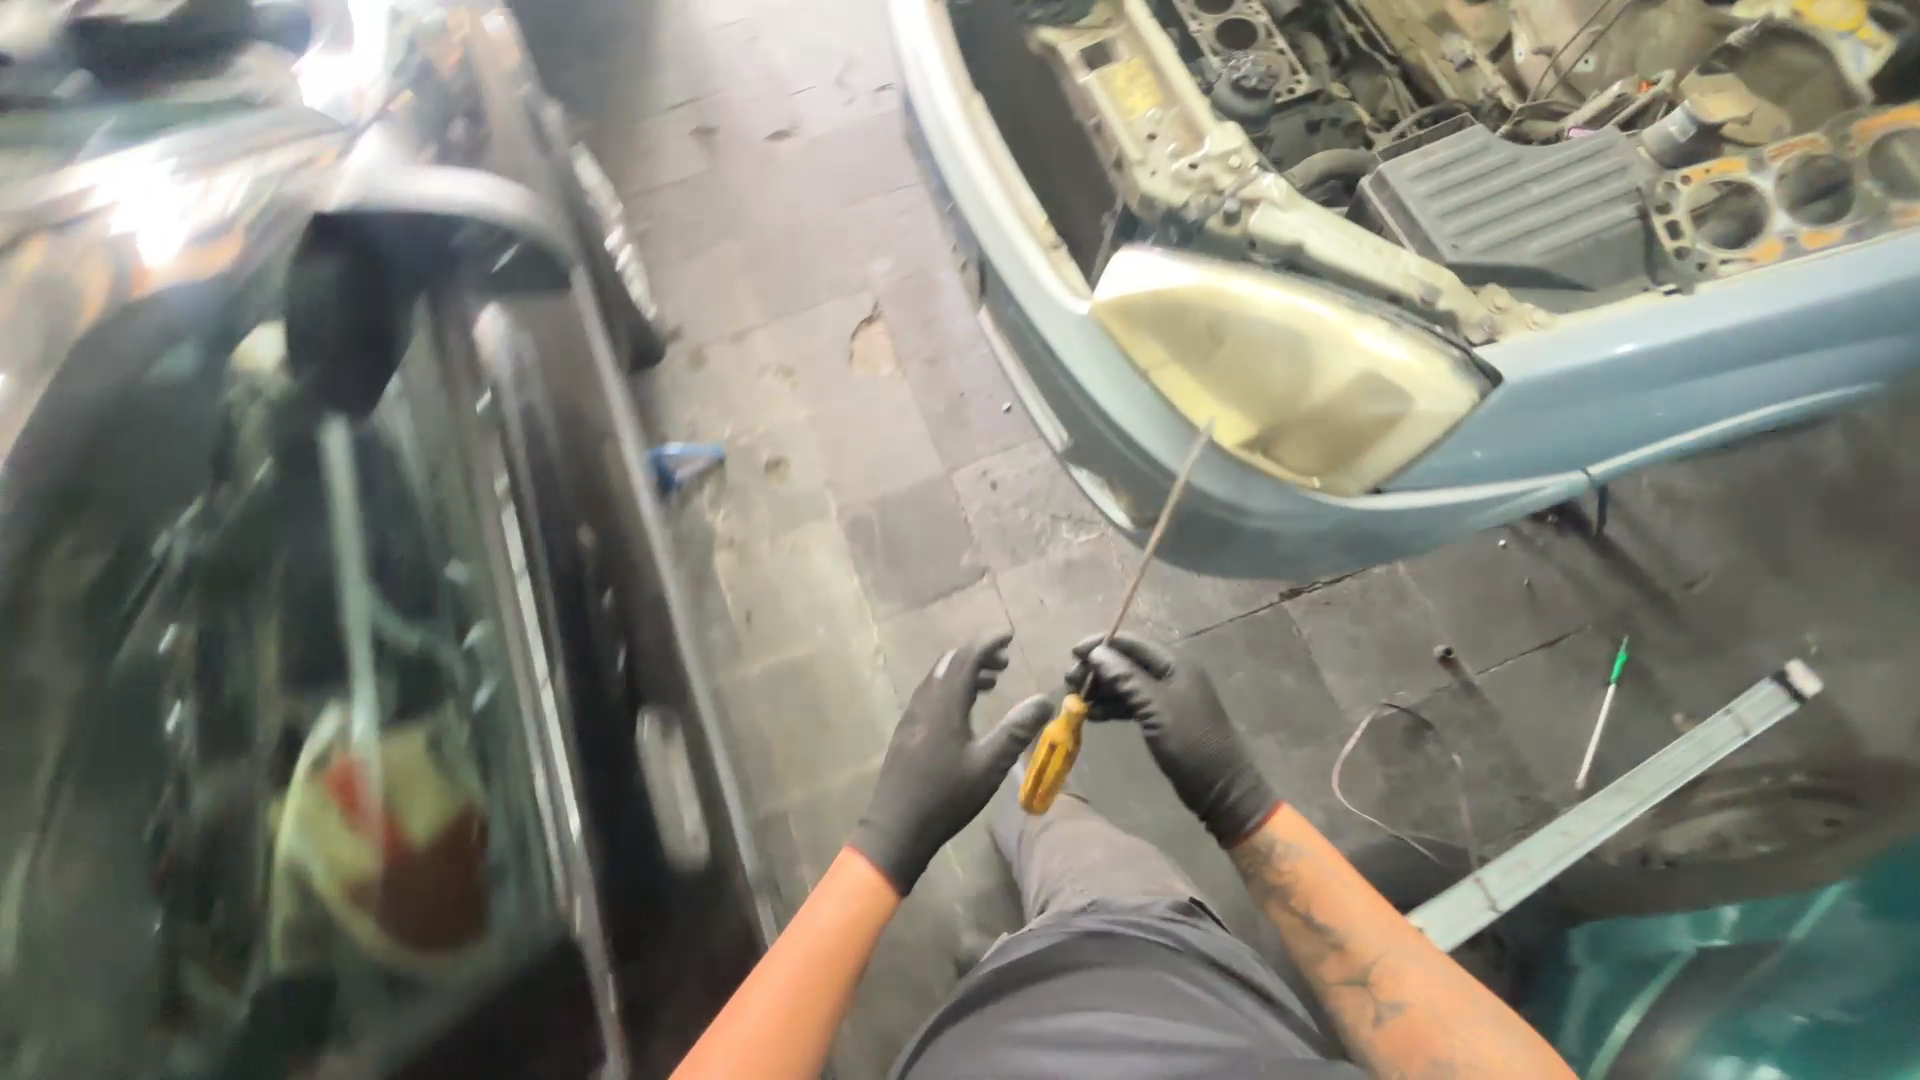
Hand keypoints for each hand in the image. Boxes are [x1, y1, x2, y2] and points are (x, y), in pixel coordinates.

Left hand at [851, 632, 1052, 893]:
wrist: (896, 827)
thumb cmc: (946, 797)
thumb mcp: (989, 765)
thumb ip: (1016, 730)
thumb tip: (1045, 700)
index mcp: (944, 704)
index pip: (966, 657)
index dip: (988, 642)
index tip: (1009, 636)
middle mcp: (925, 702)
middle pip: (950, 663)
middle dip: (977, 655)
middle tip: (1004, 662)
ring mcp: (912, 716)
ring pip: (939, 678)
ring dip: (964, 672)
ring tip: (992, 682)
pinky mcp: (907, 731)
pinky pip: (931, 693)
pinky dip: (952, 688)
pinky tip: (965, 710)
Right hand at [1068, 633, 1279, 846]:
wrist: (1221, 788)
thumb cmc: (1190, 744)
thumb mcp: (1155, 708)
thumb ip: (1125, 678)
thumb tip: (1096, 652)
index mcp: (1174, 664)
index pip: (1131, 642)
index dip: (1101, 645)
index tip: (1073, 655)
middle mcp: (1170, 674)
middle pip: (1126, 661)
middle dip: (1097, 668)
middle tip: (1070, 682)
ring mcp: (1166, 697)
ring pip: (1126, 683)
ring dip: (1101, 688)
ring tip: (1075, 699)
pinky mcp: (1162, 717)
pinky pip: (1131, 703)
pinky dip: (1111, 706)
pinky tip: (1091, 715)